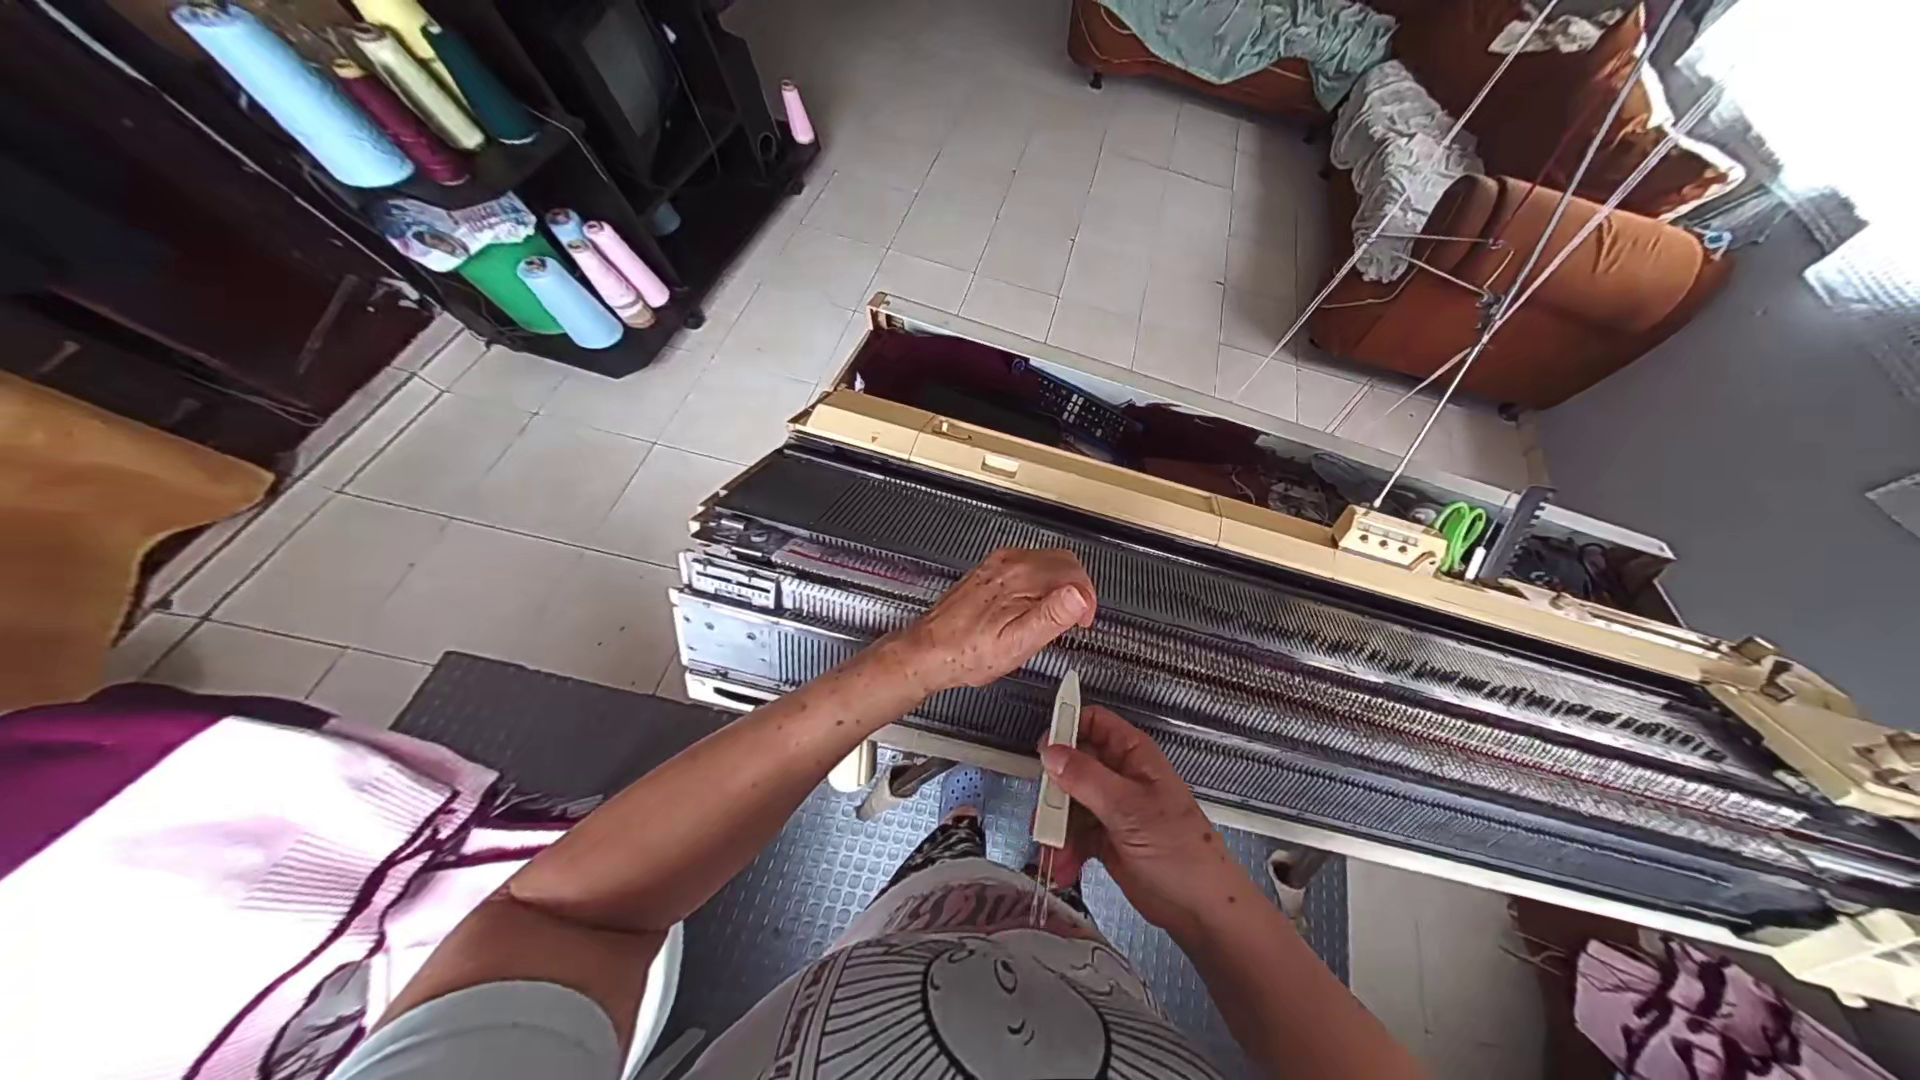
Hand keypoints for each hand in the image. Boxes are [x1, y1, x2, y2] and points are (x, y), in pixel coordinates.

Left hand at [884, 547, 1095, 695]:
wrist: (928, 651)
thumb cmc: (966, 653)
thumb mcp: (1017, 644)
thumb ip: (1051, 617)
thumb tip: (1078, 596)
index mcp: (1020, 578)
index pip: (1074, 573)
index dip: (1087, 599)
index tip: (1083, 621)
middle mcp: (1008, 564)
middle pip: (1063, 561)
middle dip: (1077, 588)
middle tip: (1075, 618)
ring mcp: (996, 565)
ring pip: (1045, 561)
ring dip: (1059, 583)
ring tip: (1056, 614)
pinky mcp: (988, 572)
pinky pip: (1026, 565)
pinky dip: (1039, 581)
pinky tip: (1032, 605)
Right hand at [1040, 706, 1258, 939]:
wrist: (1200, 911)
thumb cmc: (1181, 851)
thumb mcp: (1130, 809)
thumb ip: (1086, 778)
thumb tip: (1050, 752)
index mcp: (1132, 755)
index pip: (1093, 722)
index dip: (1066, 729)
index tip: (1043, 750)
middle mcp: (1119, 775)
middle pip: (1071, 764)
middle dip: (1053, 790)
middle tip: (1044, 811)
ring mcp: (1110, 807)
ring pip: (1067, 801)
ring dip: (1056, 827)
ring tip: (1054, 851)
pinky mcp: (1103, 837)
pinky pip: (1071, 833)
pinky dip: (1064, 849)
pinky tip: (1065, 866)